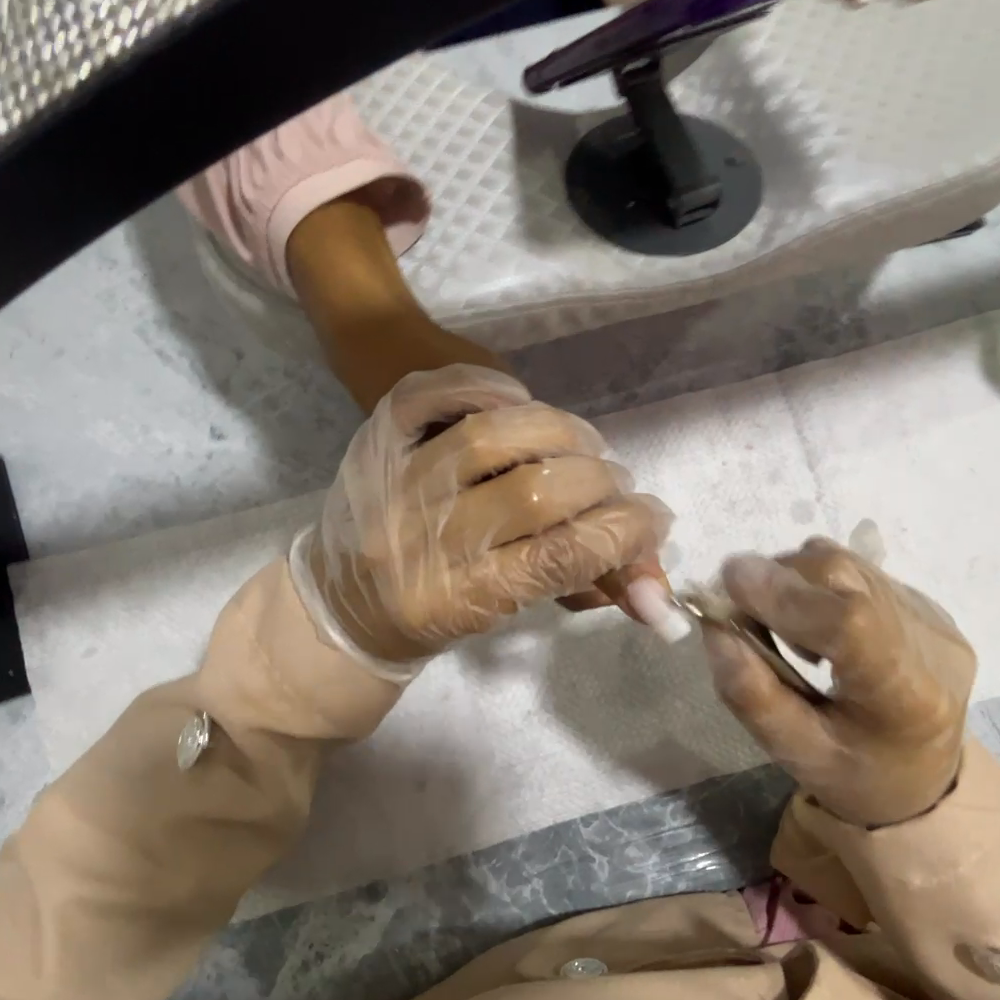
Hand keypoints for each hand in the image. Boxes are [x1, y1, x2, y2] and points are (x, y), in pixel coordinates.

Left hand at [300, 365, 673, 669]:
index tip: (650, 519)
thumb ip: (575, 589)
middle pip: (533, 495)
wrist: (338, 601)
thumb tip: (660, 594)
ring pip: (490, 440)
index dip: (622, 533)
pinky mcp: (375, 441)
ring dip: (559, 433)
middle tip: (614, 484)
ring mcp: (395, 486)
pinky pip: (428, 396)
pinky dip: (480, 386)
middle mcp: (423, 544)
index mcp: (458, 601)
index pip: (559, 558)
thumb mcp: (501, 614)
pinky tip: (515, 401)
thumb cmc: (434, 613)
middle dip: (597, 483)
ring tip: (581, 446)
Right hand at [702, 539, 974, 826]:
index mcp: (905, 696)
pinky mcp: (928, 605)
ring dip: (794, 578)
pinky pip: (858, 571)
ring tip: (784, 625)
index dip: (783, 593)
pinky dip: (818, 584)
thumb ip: (749, 691)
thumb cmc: (853, 775)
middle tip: (743, 614)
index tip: (728, 583)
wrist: (922, 780)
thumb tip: (713, 624)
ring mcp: (933, 618)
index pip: (849, 621)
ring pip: (846, 563)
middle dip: (777, 580)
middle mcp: (930, 644)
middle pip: (843, 577)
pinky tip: (817, 622)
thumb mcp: (792, 751)